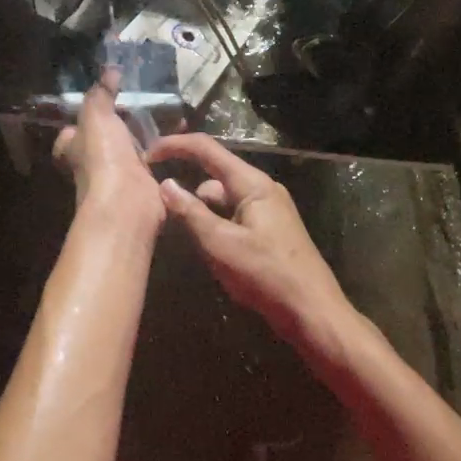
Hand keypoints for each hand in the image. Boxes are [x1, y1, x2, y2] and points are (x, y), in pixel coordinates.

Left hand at [53, 69, 163, 227]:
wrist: (127, 203)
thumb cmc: (102, 157)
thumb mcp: (96, 115)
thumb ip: (101, 92)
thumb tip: (110, 68)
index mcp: (73, 148)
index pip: (73, 131)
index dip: (86, 117)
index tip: (106, 100)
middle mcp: (92, 164)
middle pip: (106, 139)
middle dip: (123, 124)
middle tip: (145, 101)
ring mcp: (119, 177)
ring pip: (132, 150)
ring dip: (147, 136)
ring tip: (168, 113)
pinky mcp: (144, 186)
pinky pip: (155, 163)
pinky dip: (166, 151)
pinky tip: (180, 134)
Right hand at [148, 134, 351, 344]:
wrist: (314, 314)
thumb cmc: (266, 275)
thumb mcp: (220, 244)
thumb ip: (190, 212)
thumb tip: (165, 184)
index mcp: (251, 183)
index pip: (206, 148)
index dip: (174, 145)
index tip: (146, 154)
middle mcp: (261, 188)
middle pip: (214, 172)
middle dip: (186, 181)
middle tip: (155, 196)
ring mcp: (268, 209)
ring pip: (223, 197)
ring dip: (200, 208)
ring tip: (177, 229)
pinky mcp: (269, 230)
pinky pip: (233, 214)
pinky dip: (215, 223)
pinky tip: (204, 247)